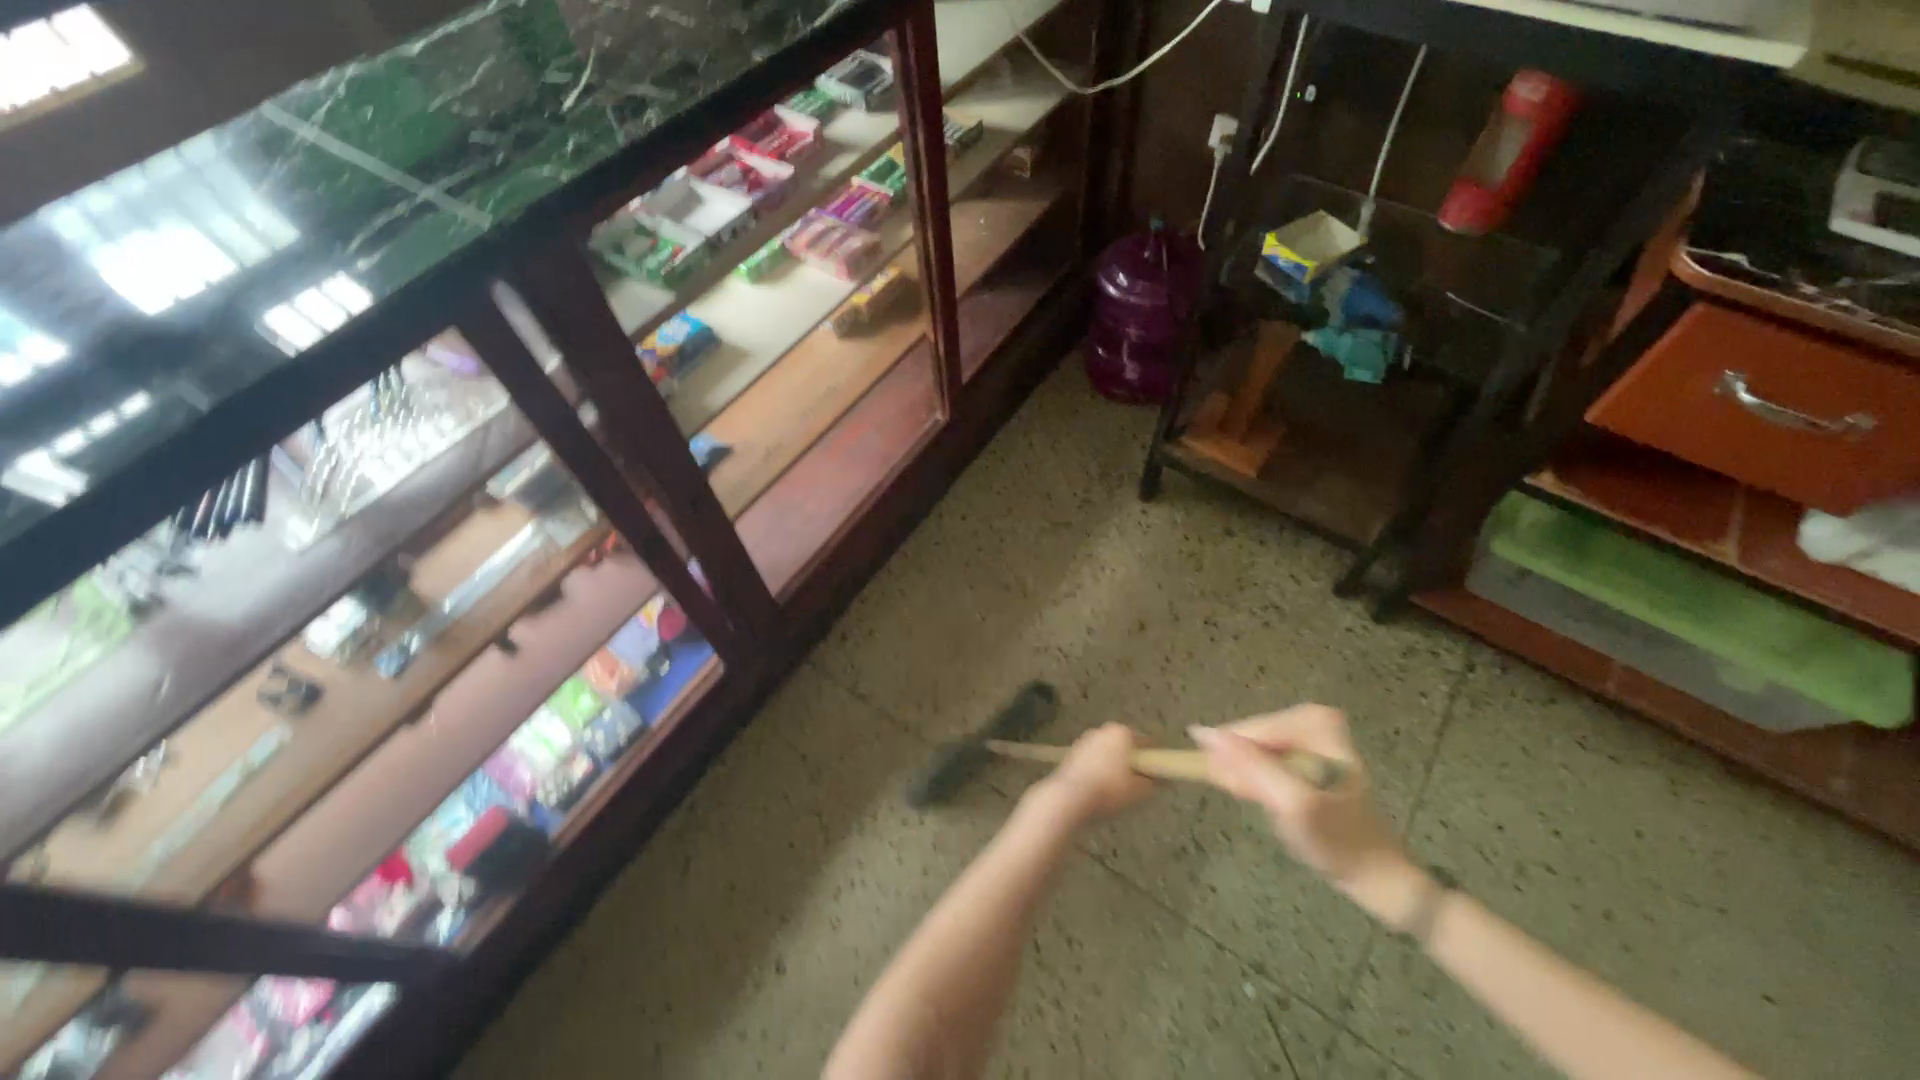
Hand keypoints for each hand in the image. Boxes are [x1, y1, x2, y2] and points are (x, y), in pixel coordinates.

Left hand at [1032, 723, 1155, 824]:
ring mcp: (1085, 740)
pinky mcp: (1072, 753)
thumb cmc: (1109, 790)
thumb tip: (1162, 779)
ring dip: (1114, 765)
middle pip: (1126, 746)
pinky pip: (1093, 760)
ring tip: (1118, 789)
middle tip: (1138, 783)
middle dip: (1132, 761)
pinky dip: (1099, 770)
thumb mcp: (1140, 790)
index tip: (1158, 774)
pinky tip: (1100, 788)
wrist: (1068, 797)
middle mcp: (1103, 730)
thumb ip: (1154, 782)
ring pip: (1108, 753)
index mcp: (1122, 732)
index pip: (1147, 743)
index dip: (1155, 759)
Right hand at [1190, 706, 1419, 917]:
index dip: (1231, 757)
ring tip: (1262, 805)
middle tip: (1249, 800)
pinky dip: (1258, 782)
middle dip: (1243, 769)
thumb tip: (1203, 734)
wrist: (1375, 874)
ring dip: (1248, 778)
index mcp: (1315, 723)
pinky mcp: (1306, 757)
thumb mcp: (1292, 804)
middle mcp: (1313, 721)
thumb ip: (1251, 766)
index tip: (1226, 786)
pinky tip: (1267, 801)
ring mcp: (1310, 739)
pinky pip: (1265, 760)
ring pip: (1253, 751)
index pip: (1249, 730)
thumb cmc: (1337, 841)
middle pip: (1251, 737)